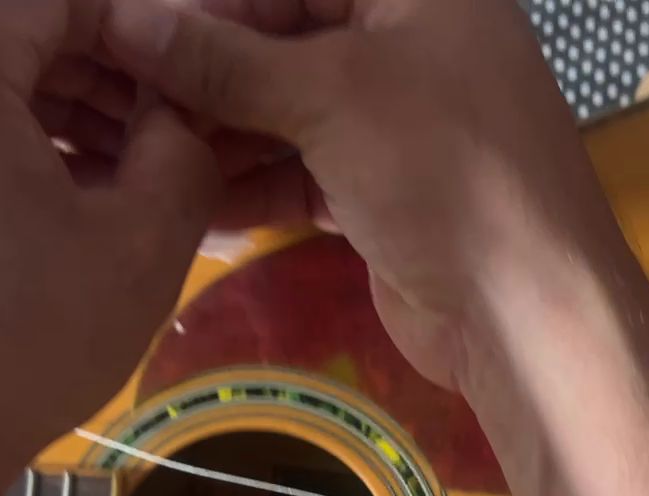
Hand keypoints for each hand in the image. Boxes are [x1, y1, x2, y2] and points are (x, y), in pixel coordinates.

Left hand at [0, 0, 221, 495]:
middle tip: (162, 146)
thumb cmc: (17, 348)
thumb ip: (183, 154)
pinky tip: (40, 212)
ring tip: (110, 188)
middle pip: (4, 26)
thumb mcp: (140, 252)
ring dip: (48, 115)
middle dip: (99, 79)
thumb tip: (177, 116)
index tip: (186, 91)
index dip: (140, 33)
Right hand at [104, 0, 631, 389]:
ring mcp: (401, 131)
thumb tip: (131, 22)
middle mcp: (413, 50)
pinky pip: (310, 177)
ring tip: (150, 153)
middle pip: (291, 44)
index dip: (214, 7)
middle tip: (131, 100)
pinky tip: (200, 204)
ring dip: (227, 138)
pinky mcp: (387, 198)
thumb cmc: (442, 176)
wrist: (518, 313)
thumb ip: (231, 62)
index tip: (134, 32)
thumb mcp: (335, 97)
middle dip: (213, 75)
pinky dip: (260, 190)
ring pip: (296, 116)